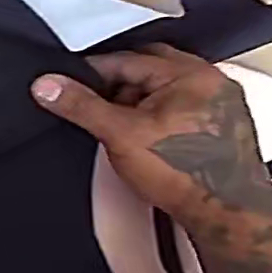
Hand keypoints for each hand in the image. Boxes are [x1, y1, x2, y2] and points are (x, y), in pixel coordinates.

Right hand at [30, 44, 271, 228]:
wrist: (223, 213)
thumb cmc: (186, 173)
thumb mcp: (118, 133)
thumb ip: (80, 106)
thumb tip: (48, 85)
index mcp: (190, 74)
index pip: (125, 59)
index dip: (88, 73)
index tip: (63, 84)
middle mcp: (208, 84)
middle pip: (144, 70)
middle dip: (111, 84)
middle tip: (87, 102)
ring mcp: (215, 105)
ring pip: (158, 89)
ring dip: (131, 100)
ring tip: (112, 124)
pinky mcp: (214, 127)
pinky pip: (172, 107)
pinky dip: (148, 114)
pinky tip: (135, 135)